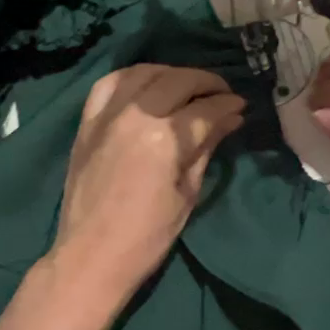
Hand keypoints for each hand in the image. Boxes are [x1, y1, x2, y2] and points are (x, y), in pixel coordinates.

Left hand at [49, 64, 245, 301]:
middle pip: (178, 81)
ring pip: (144, 73)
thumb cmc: (148, 235)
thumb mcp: (188, 192)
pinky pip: (109, 84)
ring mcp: (107, 116)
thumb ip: (206, 147)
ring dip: (172, 74)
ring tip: (188, 85)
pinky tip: (146, 84)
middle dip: (206, 82)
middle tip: (223, 93)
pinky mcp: (87, 123)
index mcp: (165, 138)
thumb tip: (230, 119)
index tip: (241, 106)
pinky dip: (131, 77)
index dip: (228, 105)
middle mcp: (135, 116)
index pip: (205, 109)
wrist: (92, 256)